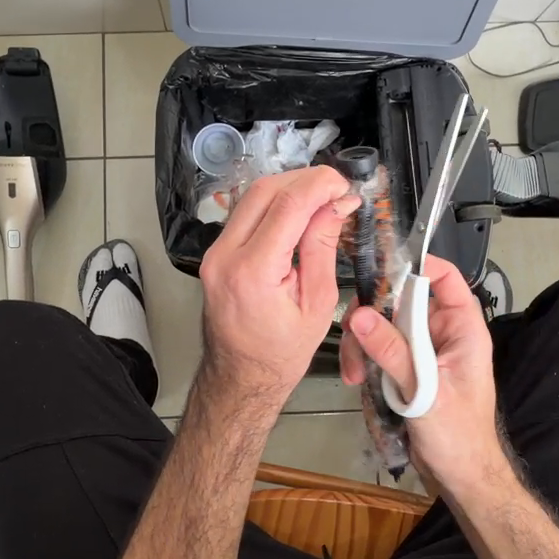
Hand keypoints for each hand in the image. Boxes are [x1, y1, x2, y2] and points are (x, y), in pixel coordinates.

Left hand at [197, 166, 359, 425]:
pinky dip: (273, 204)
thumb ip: (323, 249)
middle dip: (304, 179)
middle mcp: (224, 256)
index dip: (320, 185)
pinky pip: (243, 214)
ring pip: (250, 197)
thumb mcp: (318, 305)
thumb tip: (336, 205)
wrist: (240, 378)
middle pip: (263, 191)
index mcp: (252, 273)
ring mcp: (213, 253)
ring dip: (288, 188)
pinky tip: (298, 212)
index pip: (287, 206)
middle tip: (336, 188)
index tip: (345, 184)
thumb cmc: (280, 354)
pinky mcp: (214, 253)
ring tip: (322, 198)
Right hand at [340, 254, 506, 496]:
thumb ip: (393, 352)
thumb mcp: (424, 391)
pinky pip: (379, 350)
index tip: (381, 267)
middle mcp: (442, 334)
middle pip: (403, 302)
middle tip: (352, 335)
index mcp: (462, 330)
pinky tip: (355, 379)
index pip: (446, 279)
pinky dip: (364, 360)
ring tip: (353, 373)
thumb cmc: (458, 436)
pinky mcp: (406, 369)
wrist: (459, 477)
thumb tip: (359, 315)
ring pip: (385, 326)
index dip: (419, 265)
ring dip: (363, 344)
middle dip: (373, 316)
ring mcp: (422, 352)